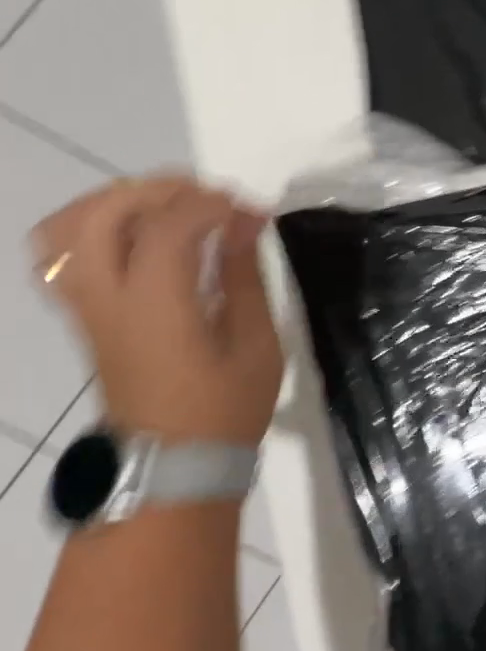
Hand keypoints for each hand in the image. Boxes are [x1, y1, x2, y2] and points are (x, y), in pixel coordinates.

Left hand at [32, 177, 282, 445]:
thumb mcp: (257, 342)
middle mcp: (106, 300)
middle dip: (156, 191)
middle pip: (99, 217)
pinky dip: (95, 227)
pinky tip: (141, 233)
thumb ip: (244, 277)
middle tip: (209, 196)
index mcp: (157, 309)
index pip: (168, 229)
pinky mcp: (83, 315)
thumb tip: (244, 224)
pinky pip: (63, 254)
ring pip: (66, 230)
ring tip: (171, 205)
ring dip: (116, 203)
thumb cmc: (228, 404)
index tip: (253, 208)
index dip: (212, 205)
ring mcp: (85, 307)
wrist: (172, 459)